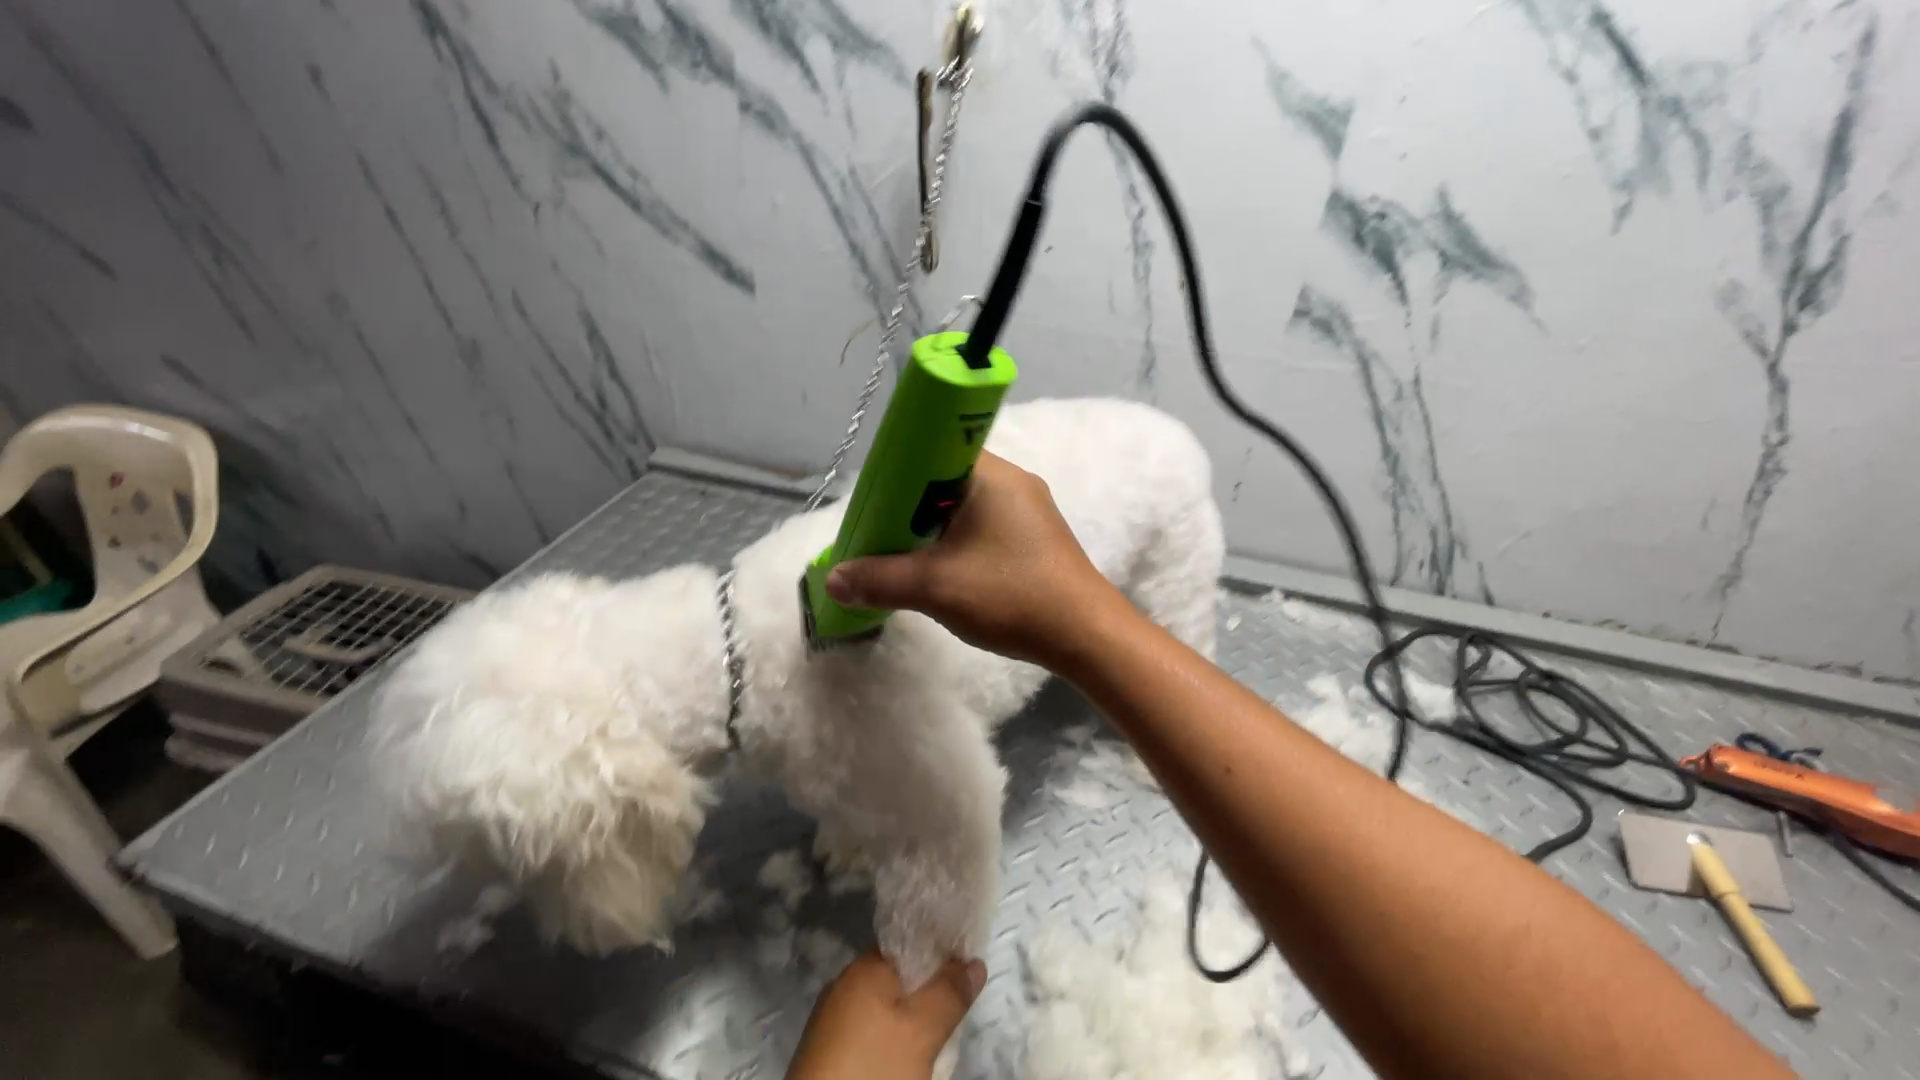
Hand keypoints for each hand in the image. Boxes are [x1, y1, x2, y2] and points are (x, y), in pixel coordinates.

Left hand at [786, 952, 986, 1078]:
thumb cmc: (873, 1067)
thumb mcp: (923, 1031)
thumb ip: (950, 993)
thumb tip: (973, 961)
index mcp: (865, 967)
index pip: (911, 944)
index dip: (942, 955)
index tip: (965, 974)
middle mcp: (845, 984)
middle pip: (900, 979)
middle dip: (928, 997)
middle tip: (951, 1021)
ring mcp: (833, 1019)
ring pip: (886, 1010)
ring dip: (911, 1026)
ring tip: (931, 1050)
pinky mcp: (828, 1051)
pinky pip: (870, 1034)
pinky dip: (890, 1044)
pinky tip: (903, 1065)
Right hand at [825, 452, 1120, 665]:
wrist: (1086, 635)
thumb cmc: (1011, 596)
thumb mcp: (935, 588)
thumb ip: (880, 580)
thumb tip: (833, 580)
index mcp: (992, 475)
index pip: (933, 449)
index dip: (897, 472)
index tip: (874, 503)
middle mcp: (1013, 482)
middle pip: (944, 481)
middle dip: (908, 508)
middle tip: (880, 536)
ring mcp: (1028, 511)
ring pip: (963, 509)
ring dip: (931, 531)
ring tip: (903, 558)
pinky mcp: (1035, 539)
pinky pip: (983, 528)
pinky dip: (956, 544)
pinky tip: (942, 572)